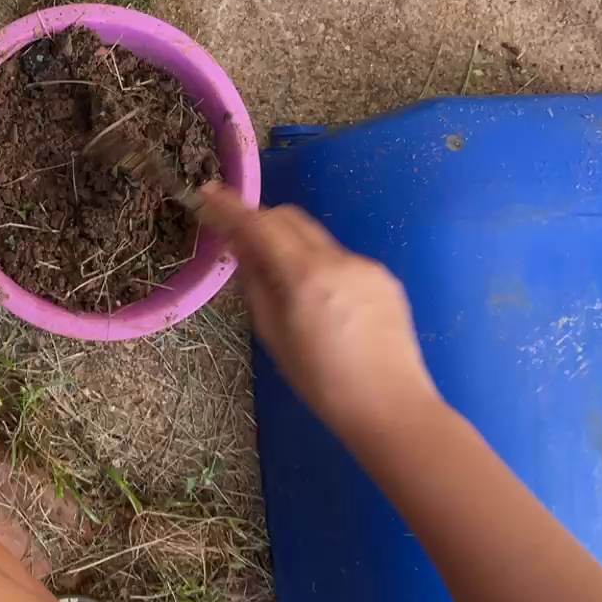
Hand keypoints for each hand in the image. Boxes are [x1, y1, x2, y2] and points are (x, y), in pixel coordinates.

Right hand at [198, 183, 441, 445]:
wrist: (393, 410)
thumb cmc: (319, 379)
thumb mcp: (271, 330)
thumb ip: (254, 279)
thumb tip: (239, 245)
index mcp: (305, 275)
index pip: (259, 224)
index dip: (230, 206)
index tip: (208, 191)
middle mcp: (339, 260)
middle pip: (288, 217)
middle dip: (259, 219)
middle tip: (235, 235)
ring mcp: (366, 266)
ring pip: (313, 236)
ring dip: (286, 240)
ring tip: (275, 273)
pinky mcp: (383, 278)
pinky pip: (337, 256)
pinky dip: (314, 260)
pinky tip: (314, 295)